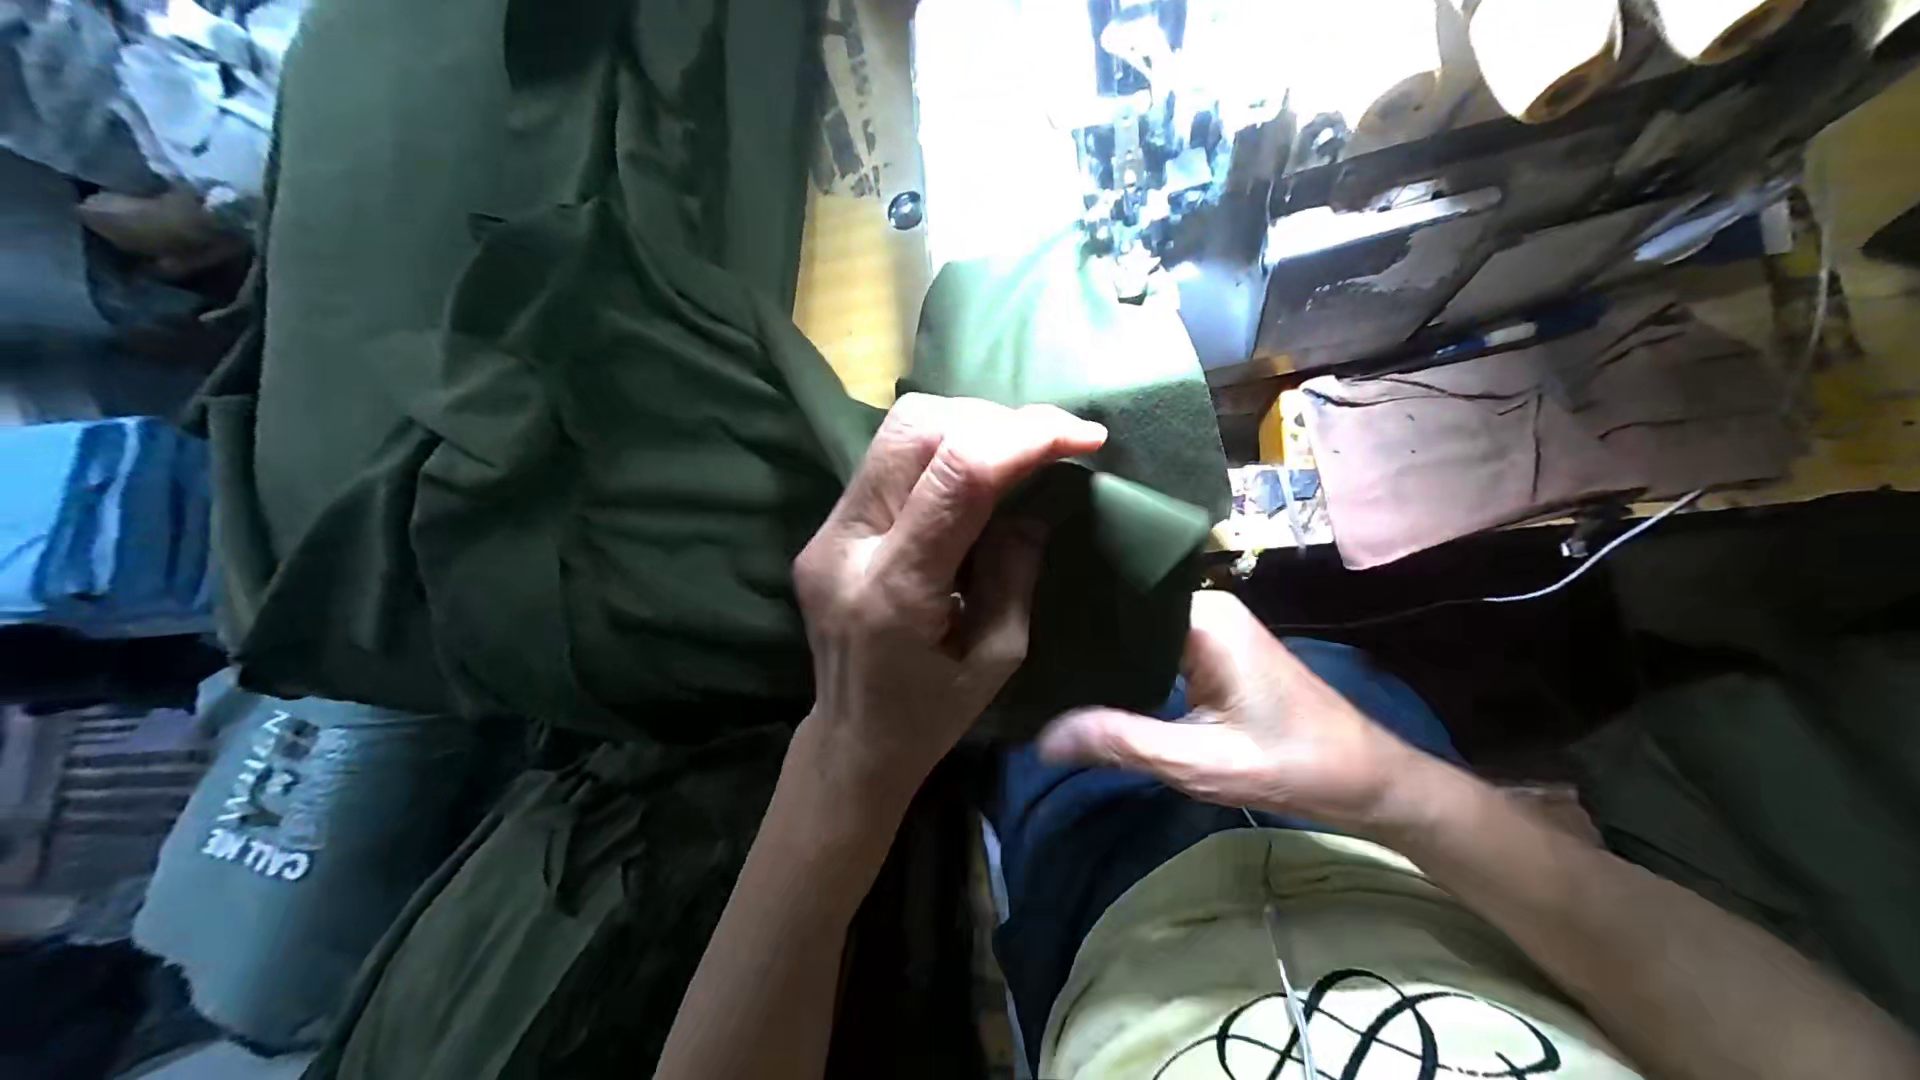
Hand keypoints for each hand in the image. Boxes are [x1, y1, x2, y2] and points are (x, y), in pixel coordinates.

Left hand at [793, 393, 1107, 810]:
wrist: (852, 739)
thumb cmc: (932, 714)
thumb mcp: (999, 654)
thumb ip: (1015, 566)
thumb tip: (1034, 496)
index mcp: (893, 591)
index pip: (957, 476)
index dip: (1026, 438)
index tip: (1083, 438)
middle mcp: (846, 546)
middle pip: (915, 429)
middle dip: (994, 421)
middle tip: (1046, 445)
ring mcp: (825, 532)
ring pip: (895, 431)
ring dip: (965, 426)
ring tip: (1014, 453)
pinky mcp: (824, 528)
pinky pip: (886, 459)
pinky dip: (939, 449)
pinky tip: (972, 473)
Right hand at [1036, 591, 1447, 836]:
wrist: (1368, 780)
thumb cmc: (1290, 765)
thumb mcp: (1198, 762)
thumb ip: (1120, 741)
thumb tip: (1043, 738)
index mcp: (1201, 617)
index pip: (1119, 597)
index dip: (1072, 613)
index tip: (1025, 628)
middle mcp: (1204, 606)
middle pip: (1125, 610)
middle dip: (1081, 632)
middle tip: (1026, 651)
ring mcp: (1210, 624)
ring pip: (1138, 628)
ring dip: (1103, 648)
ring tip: (1047, 661)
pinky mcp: (1213, 645)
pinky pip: (1155, 642)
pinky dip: (1127, 660)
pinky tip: (1093, 677)